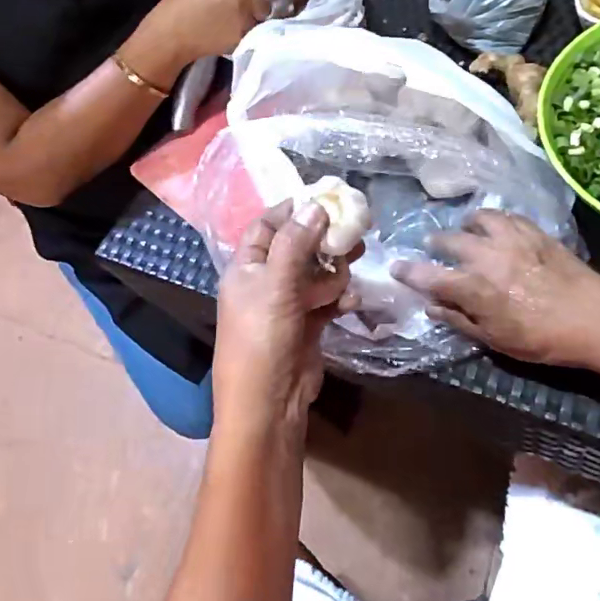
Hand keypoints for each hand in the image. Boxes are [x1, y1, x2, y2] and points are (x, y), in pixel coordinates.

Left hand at [213, 200, 356, 430]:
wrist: (269, 402)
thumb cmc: (262, 336)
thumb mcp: (275, 284)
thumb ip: (295, 242)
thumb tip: (315, 205)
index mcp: (246, 266)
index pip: (267, 226)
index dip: (291, 210)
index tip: (323, 198)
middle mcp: (266, 280)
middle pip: (298, 246)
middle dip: (324, 240)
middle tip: (353, 231)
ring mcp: (288, 303)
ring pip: (318, 272)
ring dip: (335, 270)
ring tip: (351, 268)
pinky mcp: (308, 323)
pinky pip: (328, 298)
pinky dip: (340, 297)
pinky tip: (351, 301)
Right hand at [393, 211, 599, 367]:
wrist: (594, 317)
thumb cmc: (542, 338)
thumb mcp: (496, 340)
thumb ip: (460, 320)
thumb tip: (431, 306)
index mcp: (472, 287)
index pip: (428, 275)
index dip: (408, 272)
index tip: (396, 267)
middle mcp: (484, 256)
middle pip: (448, 241)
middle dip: (435, 245)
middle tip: (433, 248)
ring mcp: (509, 238)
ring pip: (475, 220)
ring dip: (465, 226)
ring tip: (465, 231)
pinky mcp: (531, 230)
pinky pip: (503, 215)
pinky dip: (492, 219)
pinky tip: (495, 227)